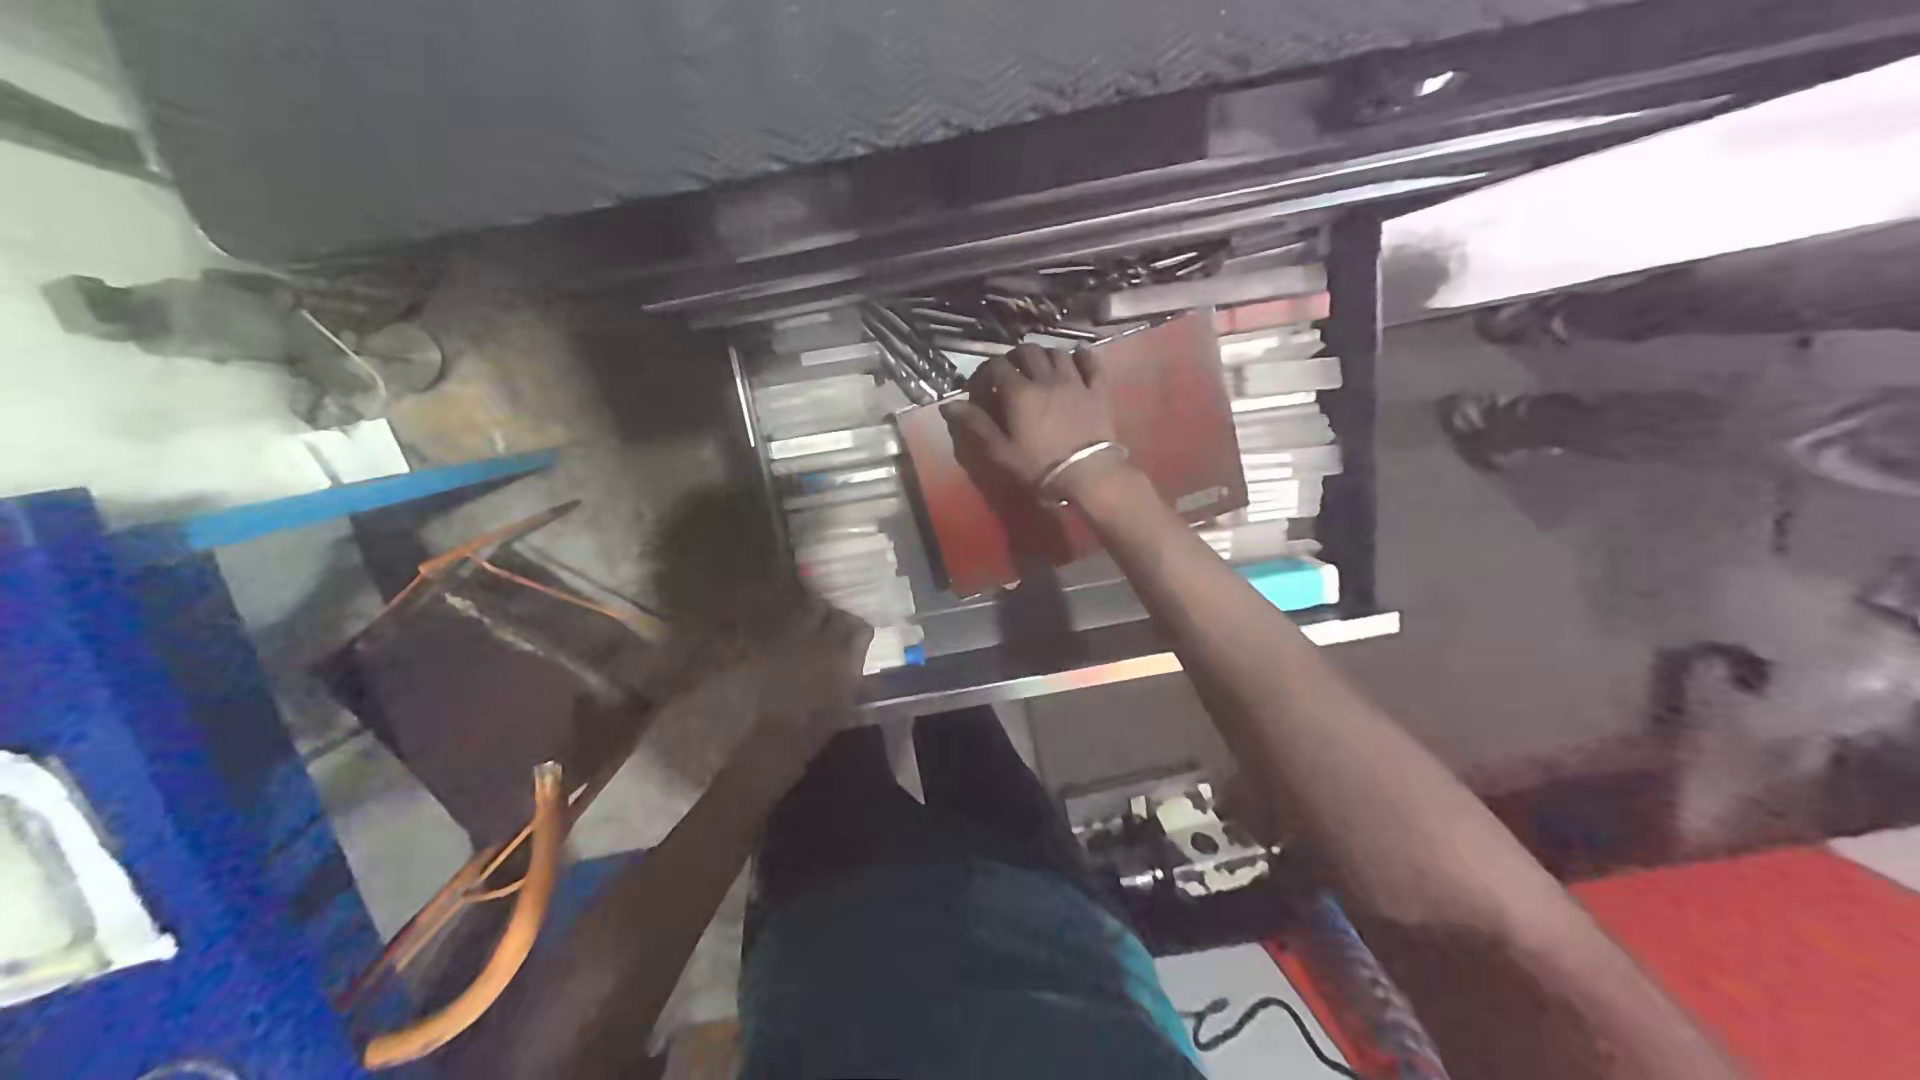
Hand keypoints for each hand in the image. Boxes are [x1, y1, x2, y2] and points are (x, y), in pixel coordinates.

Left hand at [749, 599, 872, 756]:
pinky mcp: (777, 643)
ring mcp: (799, 640)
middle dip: (840, 616)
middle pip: (837, 614)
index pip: (861, 629)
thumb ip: (862, 683)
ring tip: (818, 618)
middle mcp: (826, 643)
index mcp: (848, 659)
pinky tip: (798, 631)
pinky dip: (797, 622)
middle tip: (838, 621)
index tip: (859, 631)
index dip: (861, 627)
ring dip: (818, 611)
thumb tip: (874, 678)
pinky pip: (791, 623)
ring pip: (811, 610)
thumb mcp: (848, 702)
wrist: (780, 735)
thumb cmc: (820, 724)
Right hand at [941, 345, 1123, 497]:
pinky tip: (1077, 356)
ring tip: (1039, 366)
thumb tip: (948, 405)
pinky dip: (1081, 355)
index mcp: (1019, 393)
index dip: (985, 371)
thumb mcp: (1001, 451)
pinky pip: (1091, 362)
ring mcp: (1074, 381)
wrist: (1088, 474)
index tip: (980, 386)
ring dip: (1044, 354)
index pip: (997, 366)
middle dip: (1014, 357)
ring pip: (1057, 352)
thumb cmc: (1040, 467)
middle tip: (1009, 371)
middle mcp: (1046, 378)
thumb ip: (976, 425)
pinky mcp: (1097, 390)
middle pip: (1028, 351)